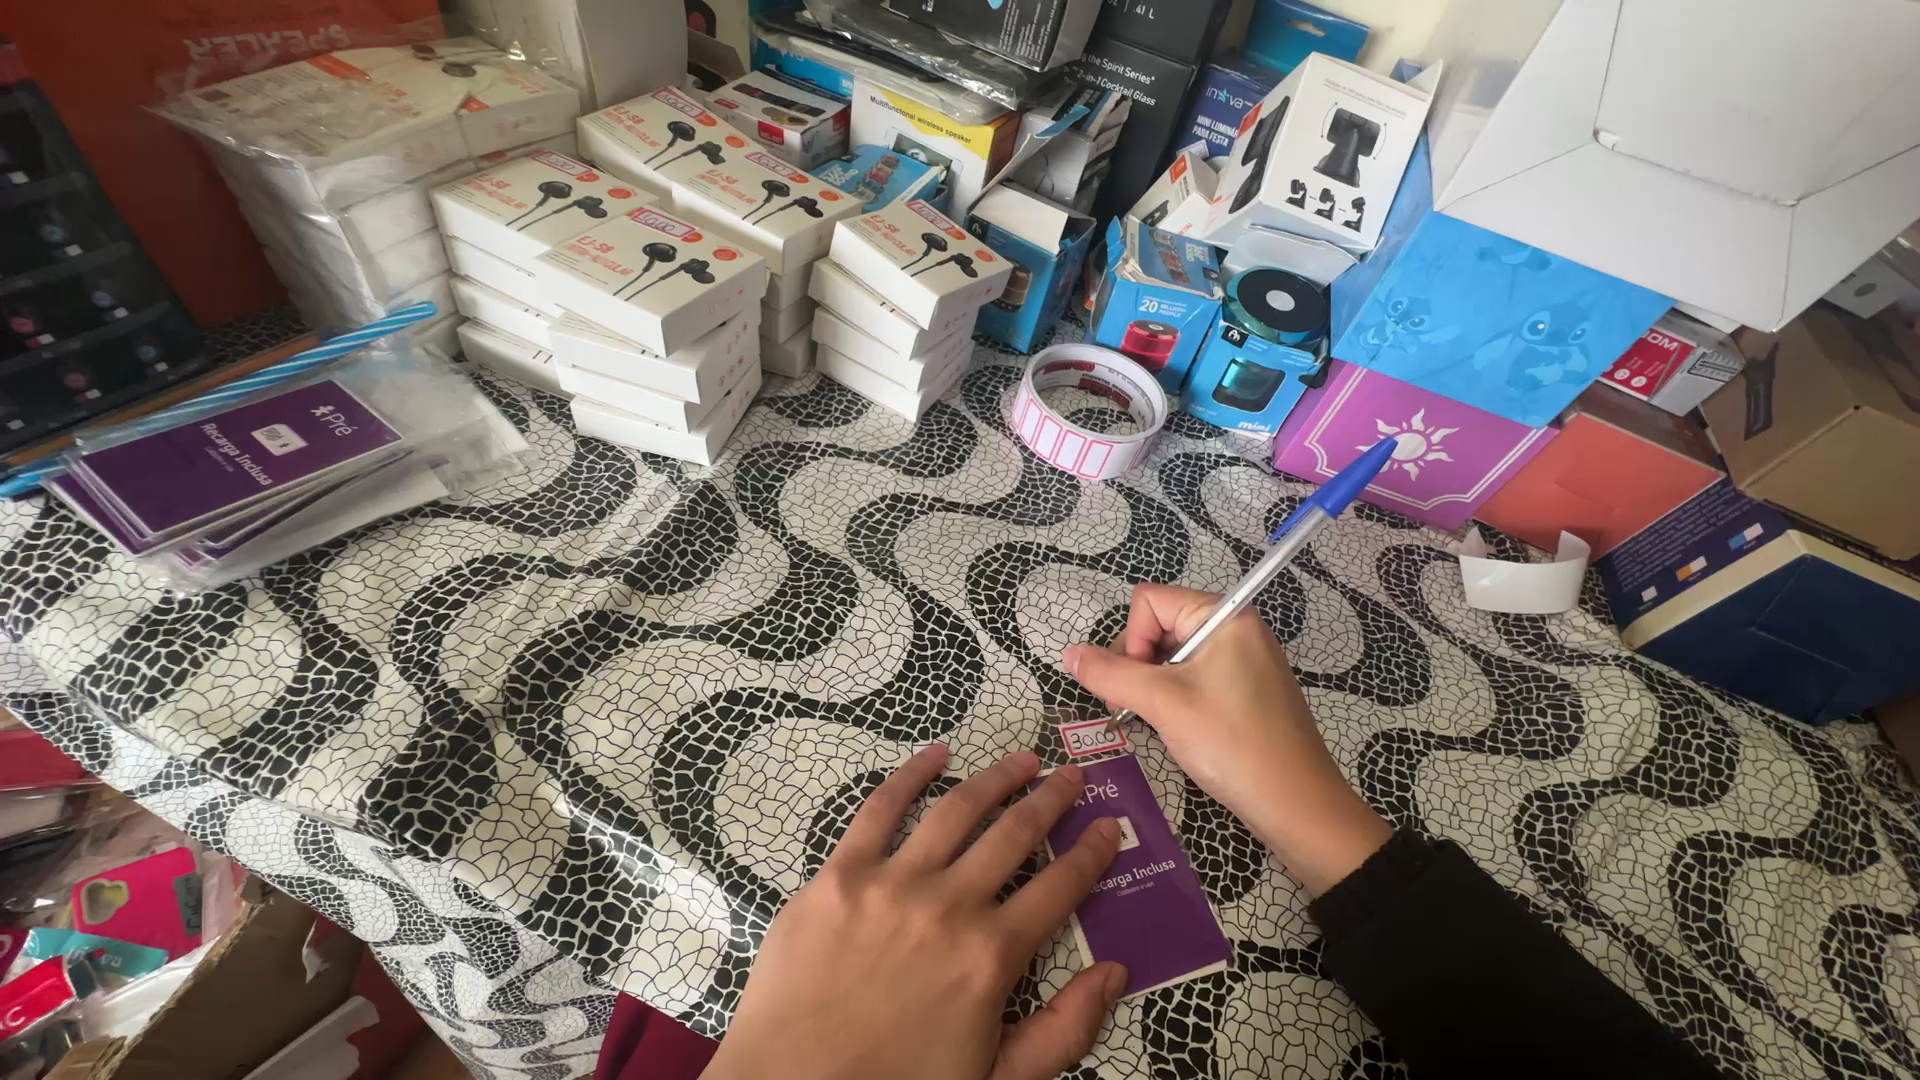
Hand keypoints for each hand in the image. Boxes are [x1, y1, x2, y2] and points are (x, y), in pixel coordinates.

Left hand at [703, 745, 1126, 1079]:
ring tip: (1022, 760)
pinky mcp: (841, 874)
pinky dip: (912, 773)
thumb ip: (1062, 1031)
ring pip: (957, 810)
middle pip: (1015, 834)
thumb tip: (1116, 970)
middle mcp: (949, 905)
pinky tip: (936, 753)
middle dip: (1051, 800)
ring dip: (996, 778)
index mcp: (991, 956)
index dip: (1092, 854)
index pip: (1059, 888)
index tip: (1109, 826)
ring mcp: (892, 882)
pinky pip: (880, 808)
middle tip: (1071, 776)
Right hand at [1063, 584, 1390, 894]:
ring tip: (1155, 720)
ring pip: (1172, 653)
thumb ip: (1110, 673)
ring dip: (1151, 683)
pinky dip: (1174, 695)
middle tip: (1134, 708)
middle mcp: (1235, 626)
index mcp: (1224, 615)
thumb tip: (1069, 653)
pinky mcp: (1245, 687)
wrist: (1298, 806)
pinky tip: (1177, 726)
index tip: (1137, 685)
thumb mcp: (1162, 704)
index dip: (1130, 639)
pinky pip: (1193, 674)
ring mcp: (1243, 658)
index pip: (1149, 601)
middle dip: (1137, 662)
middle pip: (1159, 624)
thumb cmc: (1231, 744)